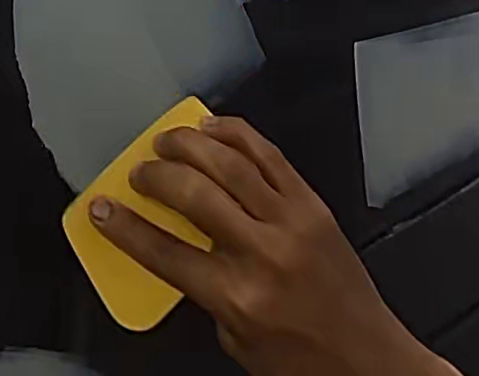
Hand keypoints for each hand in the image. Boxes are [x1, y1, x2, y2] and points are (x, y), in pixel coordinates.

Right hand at [90, 117, 456, 375]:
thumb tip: (172, 236)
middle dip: (154, 175)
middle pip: (193, 194)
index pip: (165, 253)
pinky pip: (266, 152)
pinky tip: (208, 126)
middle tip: (139, 172)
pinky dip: (232, 132)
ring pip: (228, 163)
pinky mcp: (311, 202)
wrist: (378, 367)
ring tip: (164, 141)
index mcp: (239, 298)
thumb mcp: (236, 340)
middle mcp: (263, 254)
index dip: (124, 227)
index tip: (100, 207)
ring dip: (186, 144)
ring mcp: (291, 221)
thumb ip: (200, 287)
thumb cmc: (302, 362)